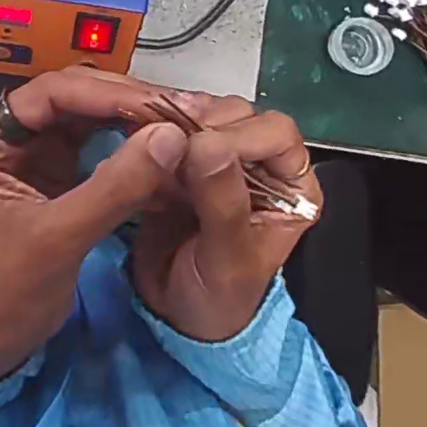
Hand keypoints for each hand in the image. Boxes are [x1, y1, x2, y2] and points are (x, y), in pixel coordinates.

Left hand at [0, 67, 190, 380]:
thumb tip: (172, 135)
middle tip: (183, 109)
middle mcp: (7, 130)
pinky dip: (131, 139)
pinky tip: (164, 140)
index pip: (50, 93)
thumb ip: (114, 186)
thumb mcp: (60, 238)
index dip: (106, 94)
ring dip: (134, 115)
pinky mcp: (57, 166)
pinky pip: (99, 139)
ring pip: (89, 113)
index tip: (162, 105)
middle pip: (72, 95)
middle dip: (126, 101)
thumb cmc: (10, 290)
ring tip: (182, 119)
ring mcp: (34, 146)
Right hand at [131, 94, 320, 341]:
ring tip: (152, 143)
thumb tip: (206, 143)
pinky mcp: (178, 158)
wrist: (175, 314)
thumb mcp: (228, 260)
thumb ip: (223, 203)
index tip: (199, 149)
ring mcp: (215, 157)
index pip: (276, 133)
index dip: (239, 135)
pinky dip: (152, 127)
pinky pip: (168, 127)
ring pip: (202, 113)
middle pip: (238, 114)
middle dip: (202, 124)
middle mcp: (257, 162)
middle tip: (170, 147)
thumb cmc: (219, 298)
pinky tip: (138, 139)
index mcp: (289, 186)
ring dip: (175, 122)